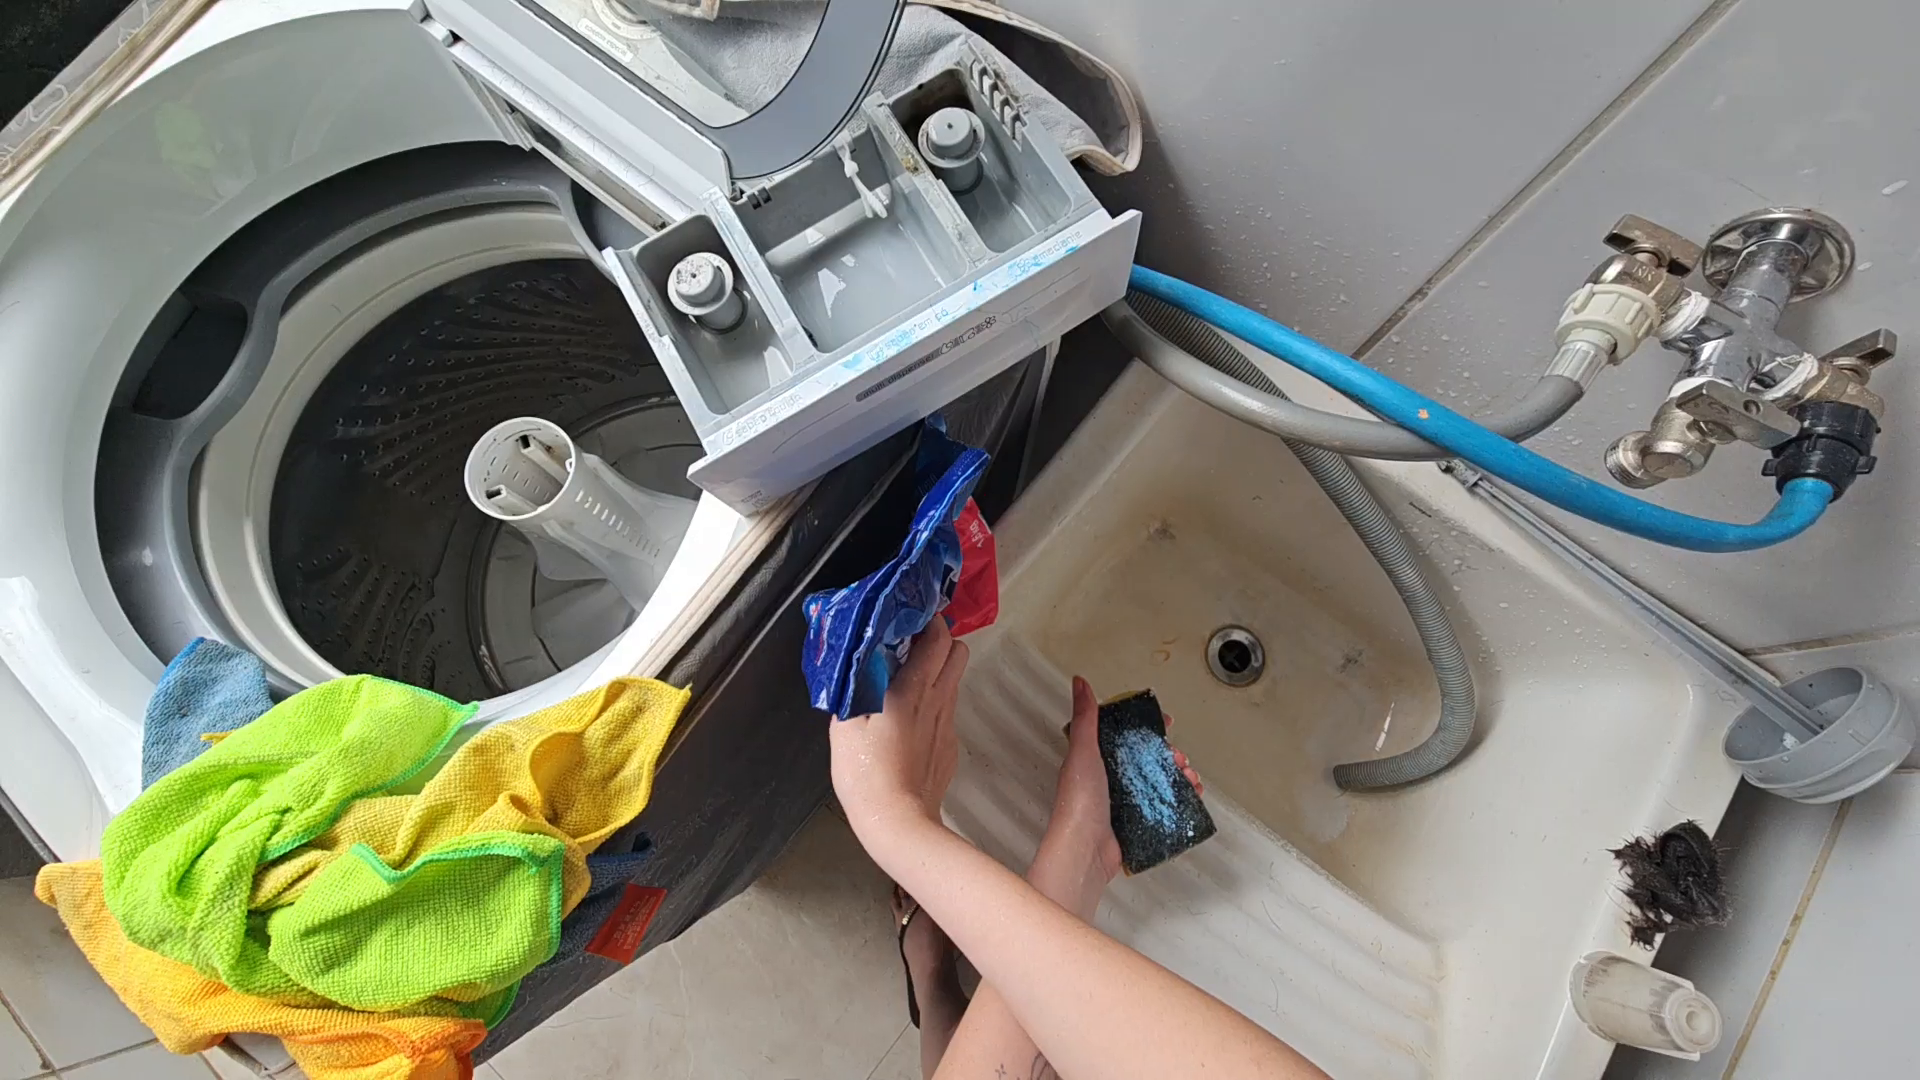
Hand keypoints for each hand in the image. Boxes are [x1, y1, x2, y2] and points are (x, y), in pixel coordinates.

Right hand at [829, 619, 969, 839]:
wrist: (897, 823)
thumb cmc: (865, 772)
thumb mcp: (844, 724)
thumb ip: (852, 688)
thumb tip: (856, 665)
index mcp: (913, 689)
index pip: (939, 638)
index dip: (930, 621)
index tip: (911, 617)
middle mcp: (939, 701)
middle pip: (958, 652)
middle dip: (940, 641)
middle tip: (911, 645)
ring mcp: (948, 725)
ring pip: (954, 681)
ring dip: (937, 671)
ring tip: (906, 681)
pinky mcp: (949, 747)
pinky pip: (947, 712)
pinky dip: (934, 704)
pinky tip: (909, 723)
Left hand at [1028, 677, 1200, 919]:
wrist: (1084, 850)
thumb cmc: (1078, 801)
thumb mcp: (1083, 752)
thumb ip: (1085, 718)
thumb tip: (1080, 683)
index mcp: (1095, 758)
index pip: (1125, 734)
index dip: (1147, 726)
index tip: (1167, 722)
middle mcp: (1109, 778)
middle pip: (1146, 758)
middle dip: (1169, 754)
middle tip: (1181, 758)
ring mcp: (1123, 802)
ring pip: (1157, 781)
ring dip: (1178, 776)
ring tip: (1191, 776)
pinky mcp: (1135, 823)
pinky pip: (1161, 807)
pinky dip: (1179, 800)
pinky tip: (1191, 796)